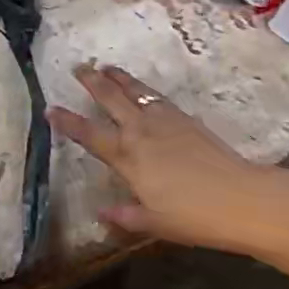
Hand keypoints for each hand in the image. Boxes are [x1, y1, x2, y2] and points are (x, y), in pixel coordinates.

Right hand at [49, 65, 275, 251]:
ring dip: (116, 76)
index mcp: (127, 157)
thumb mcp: (154, 223)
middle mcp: (139, 130)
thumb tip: (100, 213)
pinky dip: (141, 87)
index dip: (67, 121)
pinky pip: (154, 95)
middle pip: (109, 98)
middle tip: (77, 67)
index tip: (50, 108)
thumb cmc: (193, 217)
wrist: (238, 196)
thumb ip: (124, 215)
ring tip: (105, 66)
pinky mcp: (182, 115)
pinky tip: (141, 88)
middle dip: (91, 81)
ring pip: (132, 89)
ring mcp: (162, 119)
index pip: (89, 134)